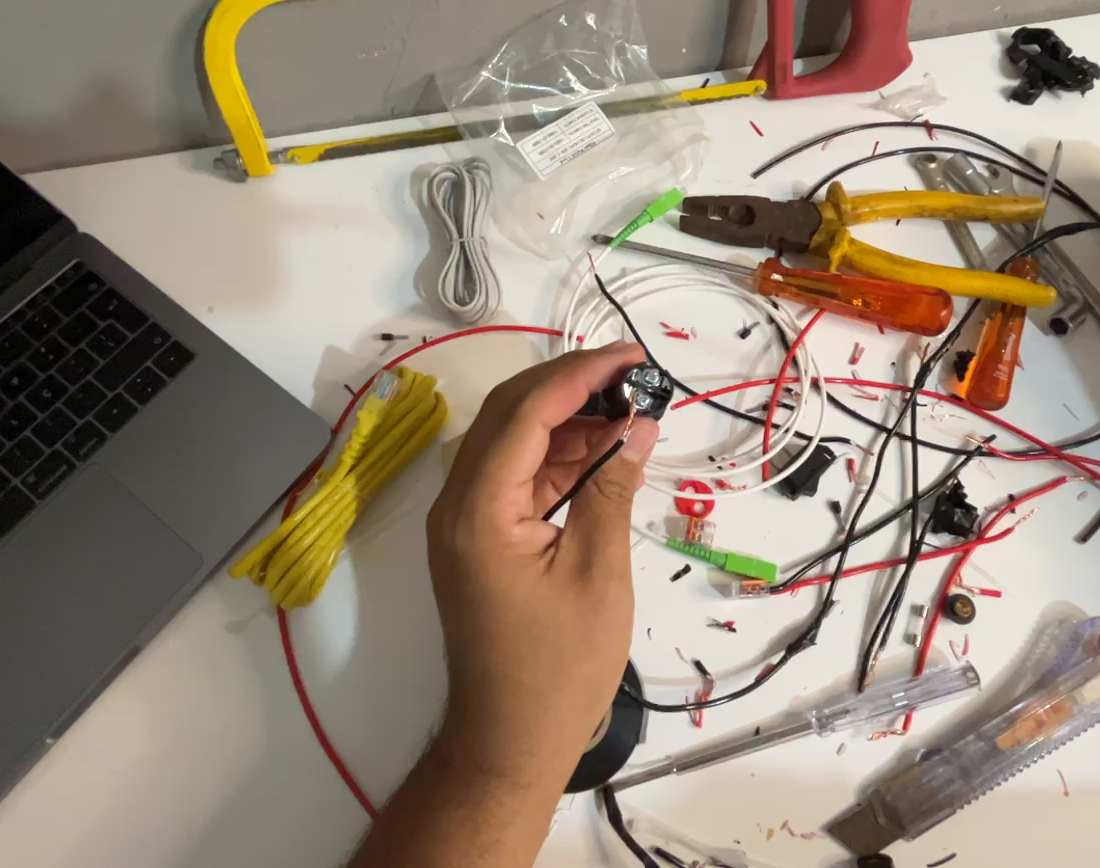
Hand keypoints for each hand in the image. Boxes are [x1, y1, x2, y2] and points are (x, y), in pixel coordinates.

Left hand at [425, 343, 657, 790]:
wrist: (510, 742)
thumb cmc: (557, 669)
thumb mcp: (598, 574)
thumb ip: (612, 489)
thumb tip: (639, 427)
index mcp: (479, 509)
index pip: (526, 412)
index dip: (579, 374)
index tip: (631, 356)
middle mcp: (459, 503)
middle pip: (511, 413)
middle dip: (572, 385)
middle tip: (632, 374)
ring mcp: (467, 518)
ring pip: (515, 439)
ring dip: (569, 418)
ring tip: (630, 407)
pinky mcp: (482, 534)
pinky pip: (520, 474)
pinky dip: (561, 455)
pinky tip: (605, 446)